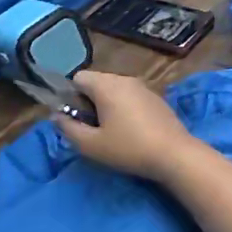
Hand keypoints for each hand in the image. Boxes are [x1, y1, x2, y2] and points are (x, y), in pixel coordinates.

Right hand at [54, 72, 204, 182]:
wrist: (174, 153)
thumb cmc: (129, 148)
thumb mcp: (90, 144)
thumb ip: (68, 127)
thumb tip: (56, 115)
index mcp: (107, 85)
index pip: (78, 77)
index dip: (71, 96)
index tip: (76, 118)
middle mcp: (126, 79)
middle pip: (97, 82)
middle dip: (89, 102)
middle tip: (92, 128)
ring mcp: (144, 87)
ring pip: (115, 89)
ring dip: (107, 105)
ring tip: (111, 131)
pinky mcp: (157, 98)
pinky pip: (131, 96)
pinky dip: (124, 107)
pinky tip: (131, 130)